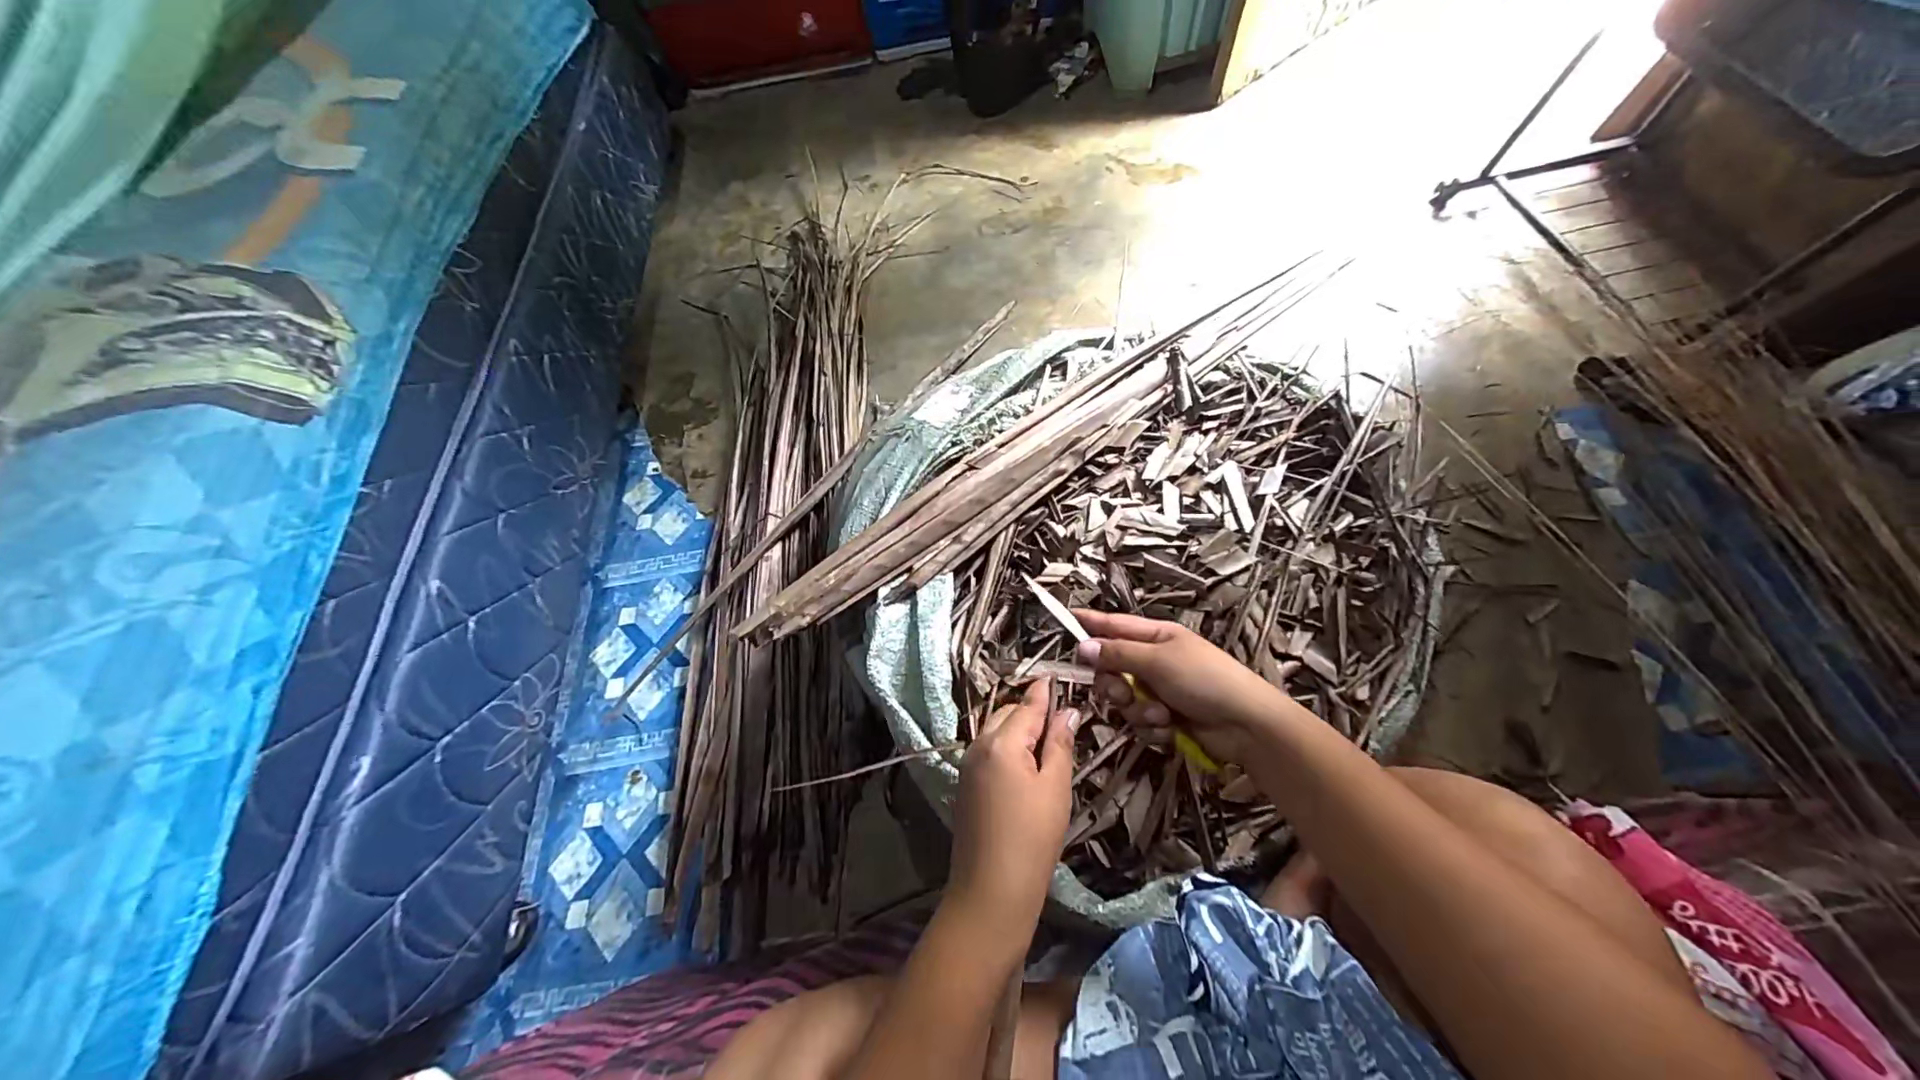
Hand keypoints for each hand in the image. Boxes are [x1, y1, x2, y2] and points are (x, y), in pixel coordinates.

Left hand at [950, 678, 1078, 919]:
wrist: (991, 889)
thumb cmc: (1033, 837)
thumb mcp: (1055, 788)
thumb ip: (1059, 745)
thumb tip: (1067, 712)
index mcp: (1001, 742)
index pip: (1027, 706)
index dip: (1044, 692)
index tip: (1055, 676)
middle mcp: (978, 746)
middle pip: (1007, 715)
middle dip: (1030, 711)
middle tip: (1060, 715)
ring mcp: (967, 767)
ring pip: (995, 733)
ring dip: (1018, 729)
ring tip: (1046, 738)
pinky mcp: (965, 786)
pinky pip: (988, 753)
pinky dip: (1007, 748)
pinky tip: (1025, 764)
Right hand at [1072, 609, 1289, 764]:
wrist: (1246, 725)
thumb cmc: (1206, 680)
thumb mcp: (1158, 660)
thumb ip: (1117, 653)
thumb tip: (1083, 646)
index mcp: (1155, 636)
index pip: (1112, 625)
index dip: (1088, 624)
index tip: (1063, 621)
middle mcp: (1154, 661)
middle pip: (1111, 668)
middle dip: (1114, 684)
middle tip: (1123, 692)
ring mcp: (1160, 691)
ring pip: (1124, 700)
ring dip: (1137, 710)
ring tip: (1160, 715)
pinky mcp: (1165, 718)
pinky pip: (1139, 722)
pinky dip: (1151, 728)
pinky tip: (1168, 729)